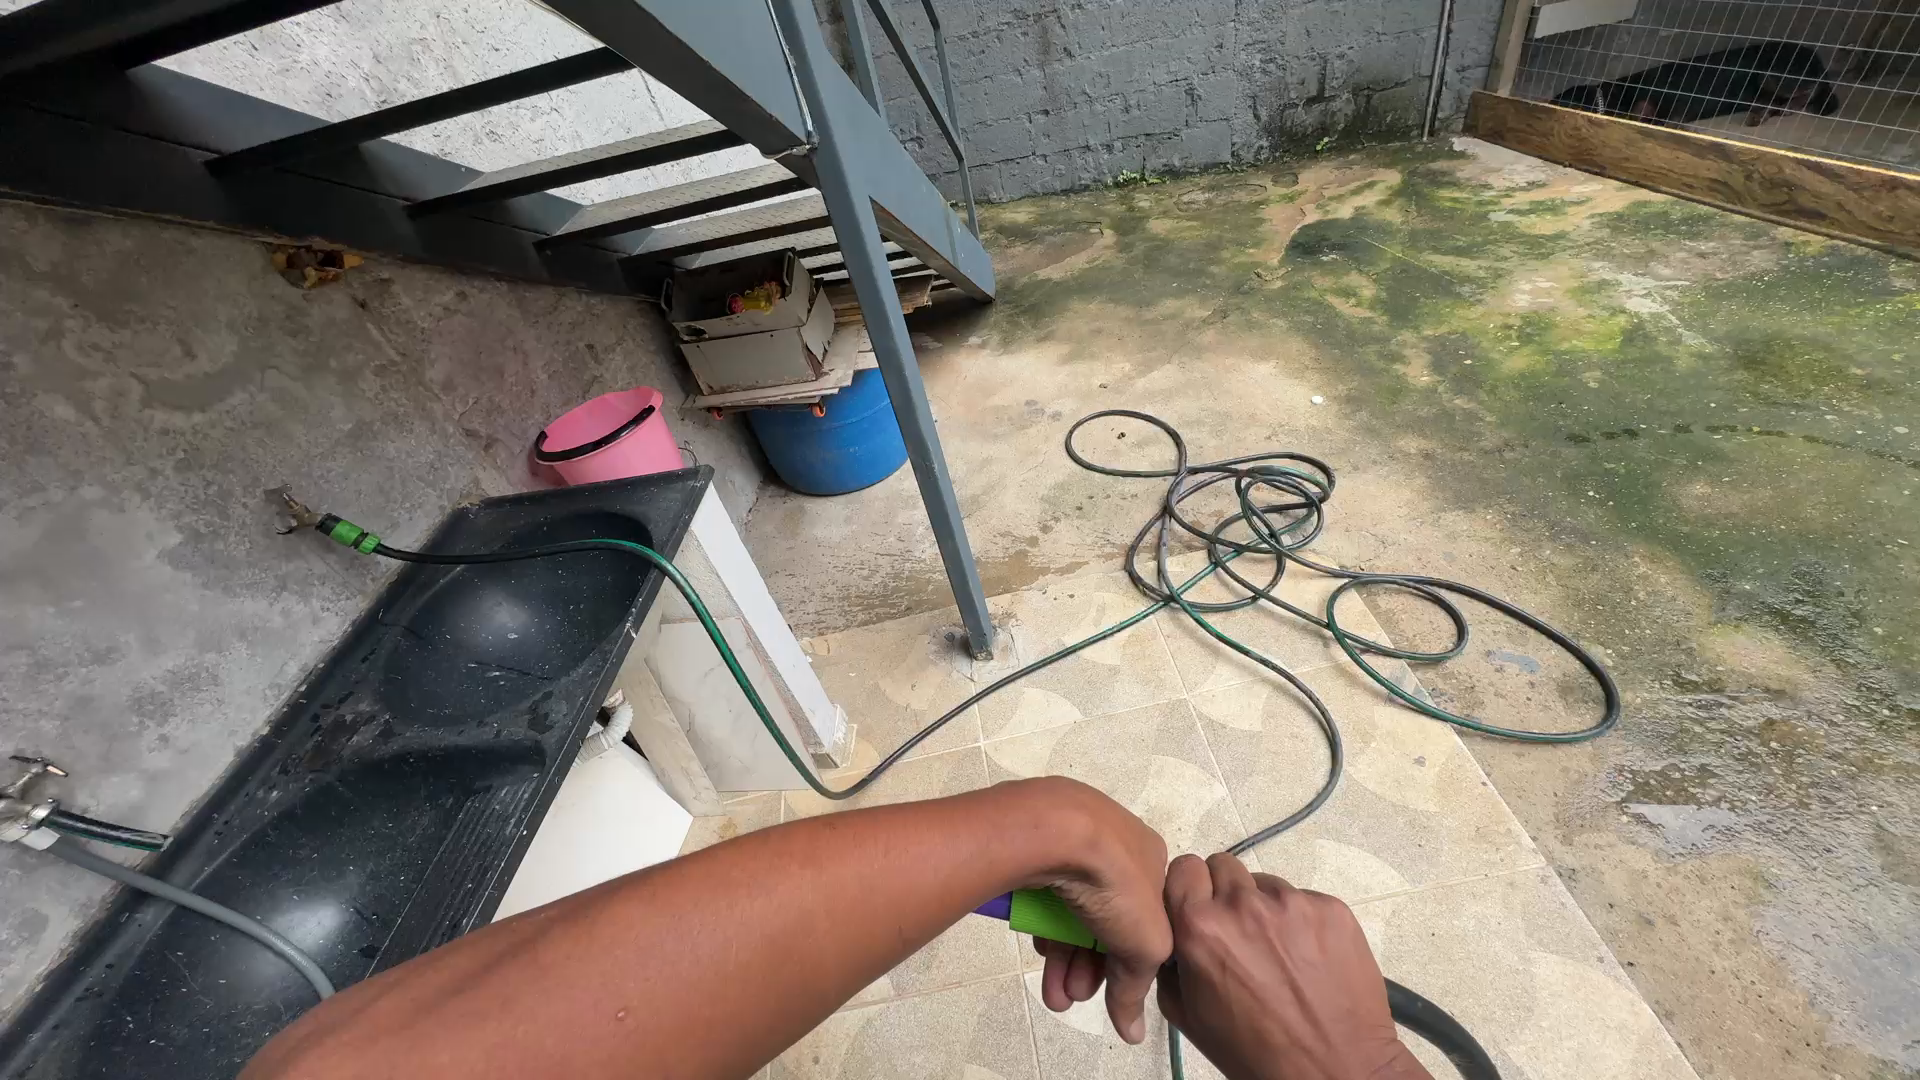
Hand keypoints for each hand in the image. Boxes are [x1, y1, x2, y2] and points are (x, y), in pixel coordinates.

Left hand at [1014, 778, 1171, 1044]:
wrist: (1055, 830)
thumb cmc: (1115, 882)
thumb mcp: (1147, 943)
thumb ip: (1136, 988)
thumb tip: (1131, 1032)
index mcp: (1151, 857)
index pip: (1146, 919)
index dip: (1129, 963)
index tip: (1110, 993)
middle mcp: (1115, 843)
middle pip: (1107, 918)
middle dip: (1089, 968)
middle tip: (1070, 998)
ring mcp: (1075, 837)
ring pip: (1074, 907)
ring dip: (1065, 957)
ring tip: (1051, 992)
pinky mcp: (1040, 840)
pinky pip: (1048, 887)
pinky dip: (1046, 922)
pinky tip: (1039, 948)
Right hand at [1158, 854, 1429, 1079]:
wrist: (1337, 1076)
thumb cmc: (1254, 1051)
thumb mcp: (1187, 1014)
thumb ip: (1168, 959)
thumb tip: (1171, 928)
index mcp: (1199, 925)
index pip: (1184, 867)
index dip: (1191, 887)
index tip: (1200, 906)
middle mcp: (1241, 903)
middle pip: (1223, 866)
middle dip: (1225, 892)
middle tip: (1239, 932)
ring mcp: (1290, 903)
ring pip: (1264, 883)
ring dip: (1265, 908)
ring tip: (1280, 952)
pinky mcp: (1330, 909)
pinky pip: (1304, 899)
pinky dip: (1302, 921)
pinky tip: (1309, 957)